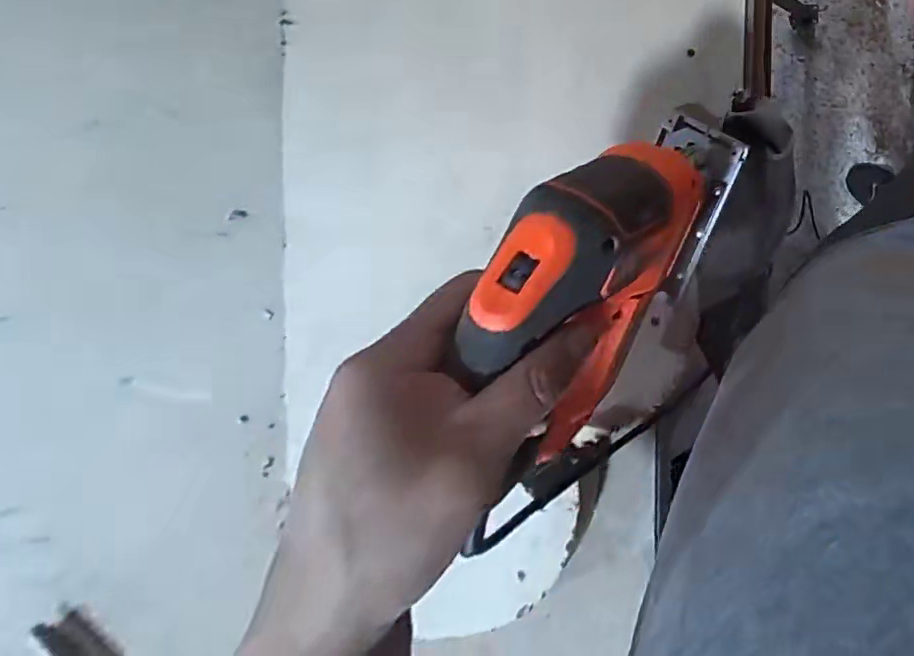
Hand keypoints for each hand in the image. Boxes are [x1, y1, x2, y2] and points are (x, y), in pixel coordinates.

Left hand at [239, 271, 598, 655]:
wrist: (326, 623)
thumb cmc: (397, 524)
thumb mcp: (477, 450)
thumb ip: (533, 385)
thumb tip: (588, 328)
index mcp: (386, 360)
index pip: (465, 291)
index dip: (521, 292)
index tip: (569, 311)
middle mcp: (378, 373)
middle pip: (468, 335)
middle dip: (520, 353)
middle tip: (561, 376)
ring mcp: (379, 410)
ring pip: (464, 375)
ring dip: (506, 393)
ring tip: (533, 426)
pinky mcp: (386, 441)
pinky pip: (450, 407)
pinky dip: (484, 418)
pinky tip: (500, 454)